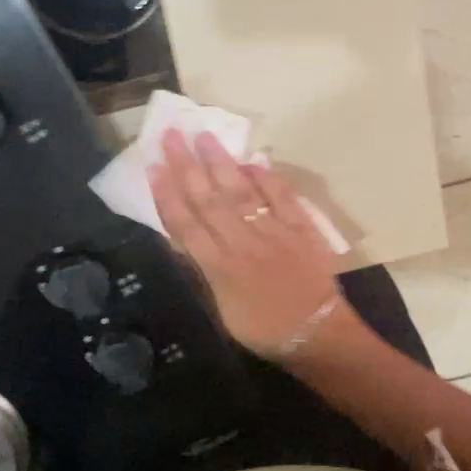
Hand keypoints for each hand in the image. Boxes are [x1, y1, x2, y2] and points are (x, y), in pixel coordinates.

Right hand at [148, 130, 350, 356]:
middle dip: (187, 166)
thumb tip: (185, 242)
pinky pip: (282, 198)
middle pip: (209, 200)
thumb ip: (205, 273)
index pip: (186, 225)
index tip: (153, 167)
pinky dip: (267, 179)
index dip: (167, 195)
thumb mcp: (223, 311)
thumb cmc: (265, 330)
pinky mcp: (301, 229)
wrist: (317, 334)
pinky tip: (252, 160)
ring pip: (241, 193)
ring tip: (205, 137)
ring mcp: (273, 233)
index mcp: (219, 267)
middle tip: (172, 135)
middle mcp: (242, 244)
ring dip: (221, 164)